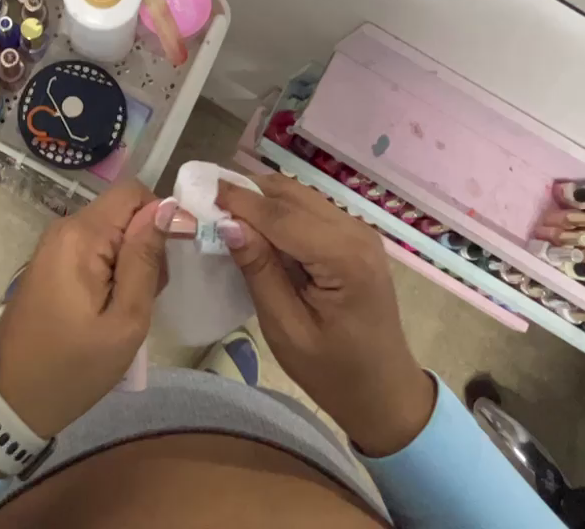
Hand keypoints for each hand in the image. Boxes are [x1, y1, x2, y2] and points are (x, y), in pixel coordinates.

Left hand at [0, 180, 169, 440]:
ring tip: (128, 308)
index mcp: (81, 236)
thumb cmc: (72, 367)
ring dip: (131, 260)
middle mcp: (65, 228)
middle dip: (146, 244)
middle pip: (123, 211)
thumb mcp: (124, 321)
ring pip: (111, 230)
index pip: (133, 192)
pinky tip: (110, 307)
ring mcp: (54, 245)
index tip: (168, 261)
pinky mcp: (51, 262)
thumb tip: (167, 208)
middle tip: (146, 296)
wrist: (11, 399)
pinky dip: (111, 269)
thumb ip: (145, 260)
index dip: (160, 217)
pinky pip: (93, 247)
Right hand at [217, 174, 434, 455]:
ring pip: (298, 194)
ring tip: (225, 213)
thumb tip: (228, 224)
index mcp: (344, 259)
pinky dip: (278, 209)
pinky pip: (308, 207)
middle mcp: (355, 232)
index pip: (280, 215)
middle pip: (290, 194)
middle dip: (247, 192)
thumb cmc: (334, 372)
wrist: (385, 392)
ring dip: (261, 198)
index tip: (199, 193)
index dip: (238, 201)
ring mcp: (358, 230)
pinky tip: (256, 226)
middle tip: (206, 202)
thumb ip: (259, 271)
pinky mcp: (353, 235)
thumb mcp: (286, 330)